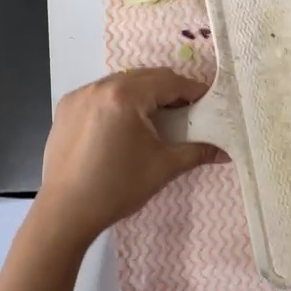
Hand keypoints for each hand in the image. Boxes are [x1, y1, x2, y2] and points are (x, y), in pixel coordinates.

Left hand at [32, 69, 221, 247]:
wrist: (65, 213)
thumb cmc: (117, 188)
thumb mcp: (163, 167)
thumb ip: (197, 152)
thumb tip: (226, 152)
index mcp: (125, 96)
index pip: (169, 82)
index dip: (193, 91)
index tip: (208, 102)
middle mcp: (100, 87)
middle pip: (146, 77)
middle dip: (169, 90)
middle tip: (187, 111)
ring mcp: (79, 95)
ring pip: (122, 82)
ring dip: (144, 93)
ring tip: (157, 117)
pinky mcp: (66, 107)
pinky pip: (101, 93)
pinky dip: (118, 100)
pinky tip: (125, 124)